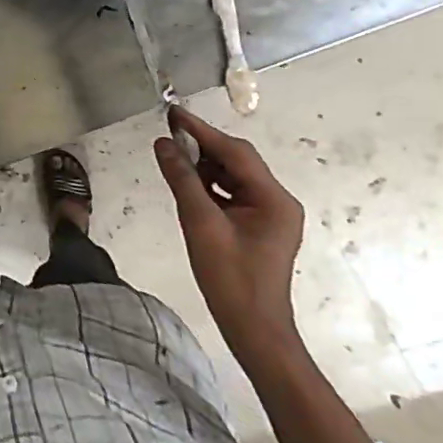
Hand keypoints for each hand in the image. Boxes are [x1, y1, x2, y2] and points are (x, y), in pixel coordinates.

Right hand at [154, 106, 304, 364]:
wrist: (254, 329)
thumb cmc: (230, 279)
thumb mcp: (201, 225)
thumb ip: (183, 180)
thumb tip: (164, 144)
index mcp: (274, 199)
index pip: (235, 153)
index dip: (201, 131)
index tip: (173, 113)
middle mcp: (278, 201)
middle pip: (237, 162)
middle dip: (203, 147)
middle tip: (169, 133)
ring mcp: (270, 215)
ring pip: (234, 177)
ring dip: (205, 166)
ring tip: (173, 156)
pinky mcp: (259, 227)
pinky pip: (233, 195)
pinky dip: (210, 186)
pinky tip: (187, 183)